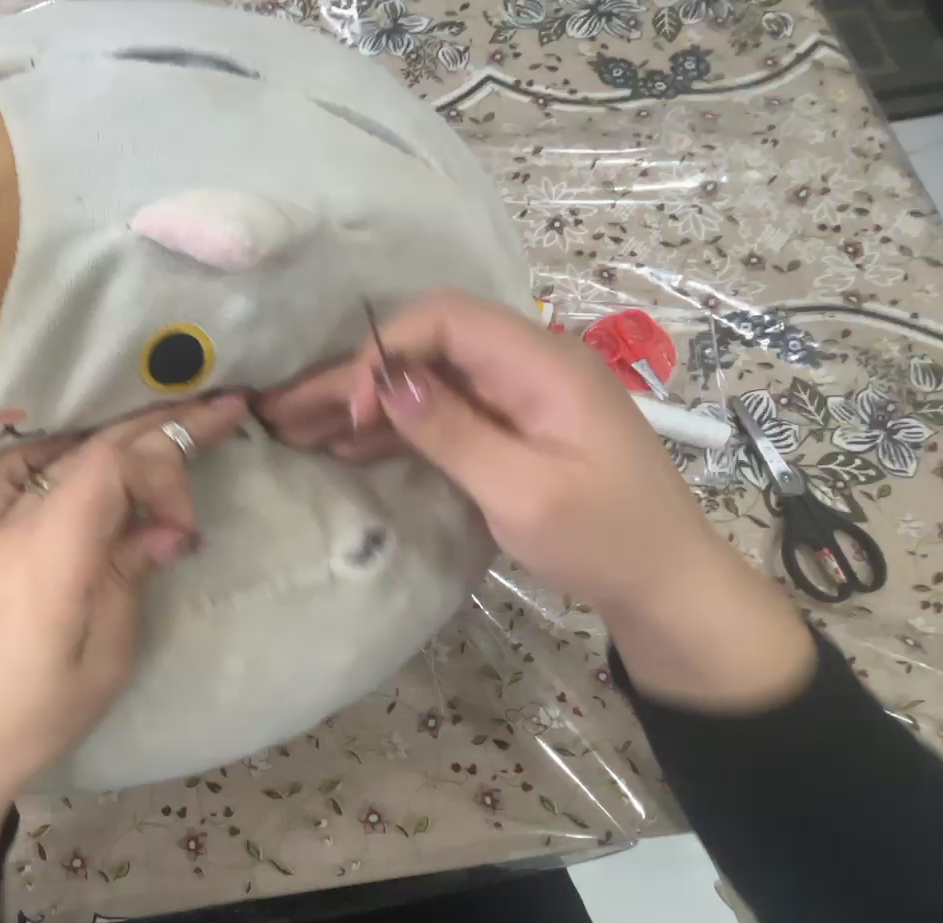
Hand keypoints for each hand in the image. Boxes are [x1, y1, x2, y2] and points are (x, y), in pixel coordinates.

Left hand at [0, 393, 248, 893]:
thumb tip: (166, 529)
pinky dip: (68, 458)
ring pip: (68, 461)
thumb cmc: (38, 717)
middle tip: (226, 413)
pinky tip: (88, 463)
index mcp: (52, 553)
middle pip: (96, 452)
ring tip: (175, 429)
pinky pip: (24, 478)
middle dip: (164, 429)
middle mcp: (20, 525)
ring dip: (126, 444)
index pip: (111, 464)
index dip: (165, 466)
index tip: (189, 528)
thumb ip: (132, 576)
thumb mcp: (105, 658)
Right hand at [268, 290, 812, 711]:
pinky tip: (343, 447)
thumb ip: (454, 432)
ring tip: (294, 430)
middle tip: (282, 412)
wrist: (661, 581)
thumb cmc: (604, 538)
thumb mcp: (524, 491)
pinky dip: (388, 431)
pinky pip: (435, 417)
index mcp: (540, 364)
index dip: (386, 352)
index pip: (444, 320)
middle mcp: (522, 367)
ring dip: (359, 406)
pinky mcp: (503, 430)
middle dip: (351, 379)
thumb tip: (387, 384)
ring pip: (420, 384)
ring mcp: (511, 399)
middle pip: (421, 350)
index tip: (353, 408)